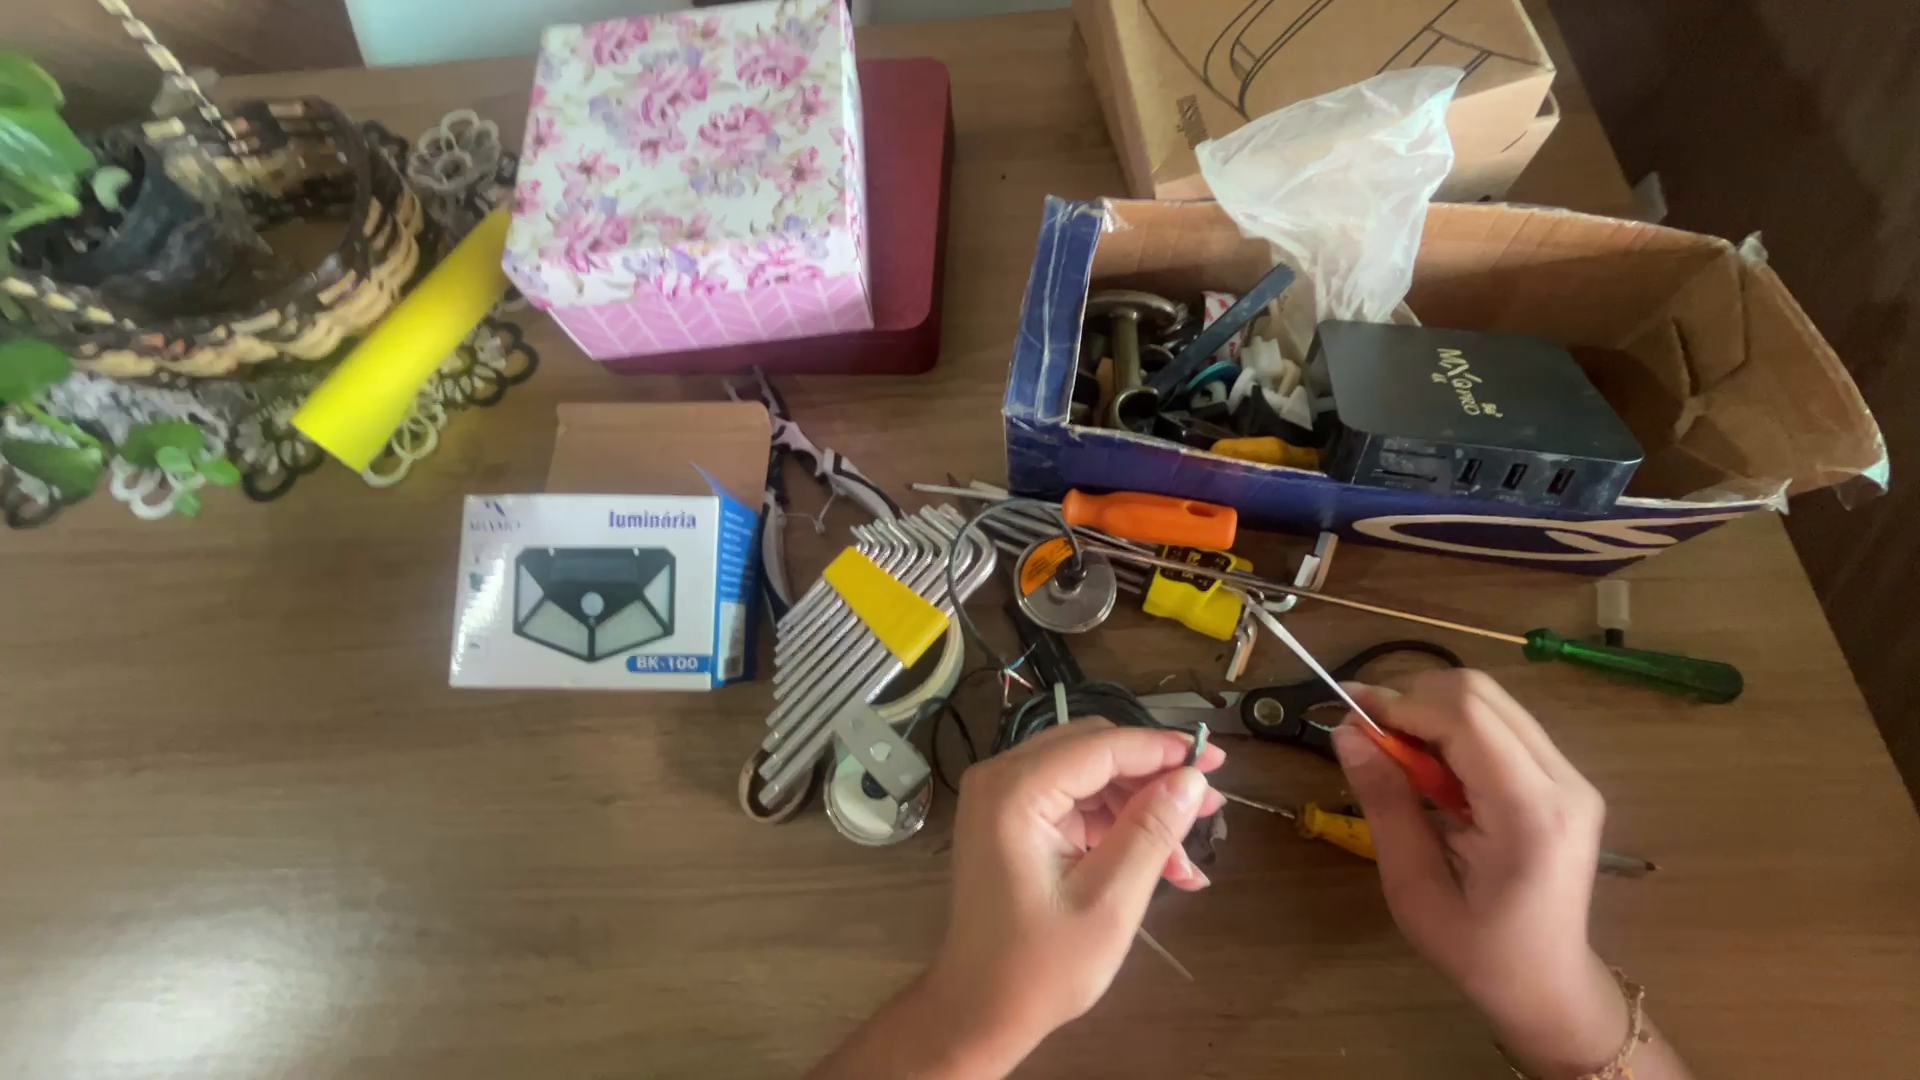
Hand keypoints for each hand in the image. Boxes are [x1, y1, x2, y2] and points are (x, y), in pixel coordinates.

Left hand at [929, 718, 1226, 1048]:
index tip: (1214, 758)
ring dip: (1138, 806)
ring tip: (1188, 853)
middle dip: (1153, 776)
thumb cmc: (1041, 965)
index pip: (1100, 746)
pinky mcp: (1011, 815)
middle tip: (1208, 804)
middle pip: (1093, 750)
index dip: (1160, 748)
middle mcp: (1001, 775)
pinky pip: (1073, 799)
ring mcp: (1002, 794)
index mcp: (1014, 790)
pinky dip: (1114, 823)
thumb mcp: (1109, 901)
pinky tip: (1159, 860)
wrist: (980, 1008)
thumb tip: (1192, 778)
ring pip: (1087, 774)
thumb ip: (1151, 831)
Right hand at [1331, 670, 1629, 1079]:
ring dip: (1428, 706)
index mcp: (1530, 814)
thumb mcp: (1412, 884)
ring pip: (1487, 697)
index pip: (1466, 718)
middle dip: (1411, 697)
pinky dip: (1448, 721)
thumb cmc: (1475, 946)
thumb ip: (1384, 801)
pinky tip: (1427, 760)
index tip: (1350, 716)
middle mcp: (1562, 782)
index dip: (1400, 702)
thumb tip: (1345, 731)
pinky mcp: (1560, 775)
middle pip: (1479, 693)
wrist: (1548, 983)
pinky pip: (1497, 718)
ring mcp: (1568, 776)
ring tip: (1395, 748)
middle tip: (1369, 733)